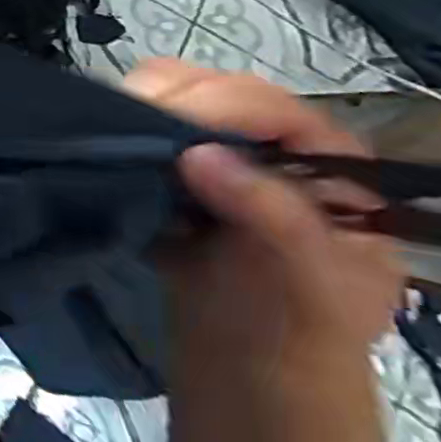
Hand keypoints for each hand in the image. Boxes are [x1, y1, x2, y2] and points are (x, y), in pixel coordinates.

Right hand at [124, 59, 403, 441]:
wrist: (244, 356)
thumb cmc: (295, 323)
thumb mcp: (312, 286)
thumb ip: (273, 218)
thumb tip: (199, 154)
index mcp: (324, 159)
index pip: (268, 105)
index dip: (217, 104)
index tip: (163, 119)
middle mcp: (269, 137)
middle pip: (210, 85)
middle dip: (165, 98)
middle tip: (127, 127)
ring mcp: (214, 142)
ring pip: (166, 92)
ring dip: (136, 108)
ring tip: (119, 143)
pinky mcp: (167, 152)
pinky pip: (135, 115)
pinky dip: (117, 122)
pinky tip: (116, 152)